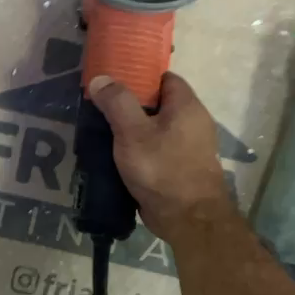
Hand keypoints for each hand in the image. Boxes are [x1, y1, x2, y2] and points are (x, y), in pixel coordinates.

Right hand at [87, 72, 234, 243]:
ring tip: (103, 128)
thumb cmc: (162, 169)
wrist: (188, 219)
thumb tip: (101, 78)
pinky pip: (157, 146)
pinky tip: (117, 153)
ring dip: (132, 127)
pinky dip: (139, 146)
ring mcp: (189, 146)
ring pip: (156, 126)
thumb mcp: (133, 132)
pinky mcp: (180, 166)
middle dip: (130, 102)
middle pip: (159, 102)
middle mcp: (193, 122)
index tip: (112, 79)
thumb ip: (117, 102)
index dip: (139, 75)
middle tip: (101, 104)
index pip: (164, 78)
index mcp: (187, 107)